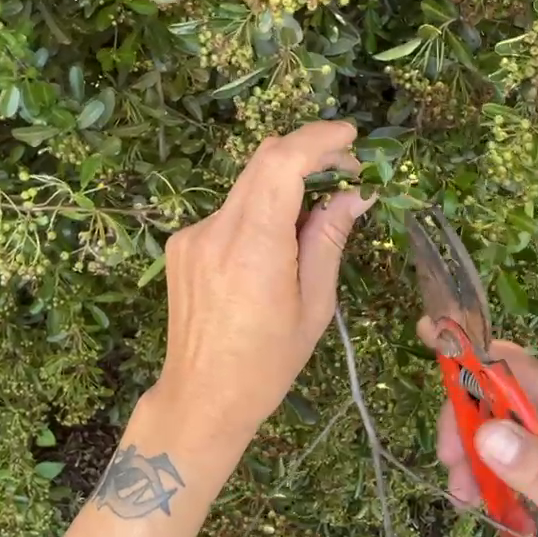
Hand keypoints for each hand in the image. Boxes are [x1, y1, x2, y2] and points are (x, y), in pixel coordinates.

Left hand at [158, 122, 370, 436]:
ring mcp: (192, 235)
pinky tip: (272, 248)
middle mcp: (215, 230)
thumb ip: (329, 239)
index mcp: (253, 246)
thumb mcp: (314, 305)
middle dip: (308, 154)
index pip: (282, 163)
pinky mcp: (181, 245)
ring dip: (284, 186)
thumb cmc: (267, 363)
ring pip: (247, 186)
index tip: (350, 139)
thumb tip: (356, 193)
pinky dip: (258, 212)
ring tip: (313, 219)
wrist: (201, 397)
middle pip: (263, 162)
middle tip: (345, 170)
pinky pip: (229, 211)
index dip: (318, 139)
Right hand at [432, 339, 537, 536]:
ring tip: (472, 508)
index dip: (469, 354)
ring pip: (509, 435)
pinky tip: (508, 522)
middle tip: (452, 475)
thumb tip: (484, 429)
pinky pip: (525, 465)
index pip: (515, 366)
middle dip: (469, 429)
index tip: (426, 340)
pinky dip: (506, 487)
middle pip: (504, 401)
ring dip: (483, 465)